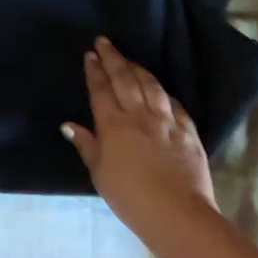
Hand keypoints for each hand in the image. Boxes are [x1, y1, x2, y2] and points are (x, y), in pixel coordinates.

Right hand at [60, 36, 216, 223]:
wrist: (178, 214)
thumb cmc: (130, 197)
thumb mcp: (99, 173)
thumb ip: (87, 145)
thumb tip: (69, 125)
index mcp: (114, 124)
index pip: (101, 89)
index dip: (95, 70)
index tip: (90, 54)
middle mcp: (140, 115)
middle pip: (125, 79)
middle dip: (113, 58)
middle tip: (105, 42)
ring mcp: (167, 122)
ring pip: (151, 86)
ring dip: (138, 69)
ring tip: (130, 60)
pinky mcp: (189, 132)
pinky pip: (175, 105)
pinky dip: (164, 93)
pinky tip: (161, 90)